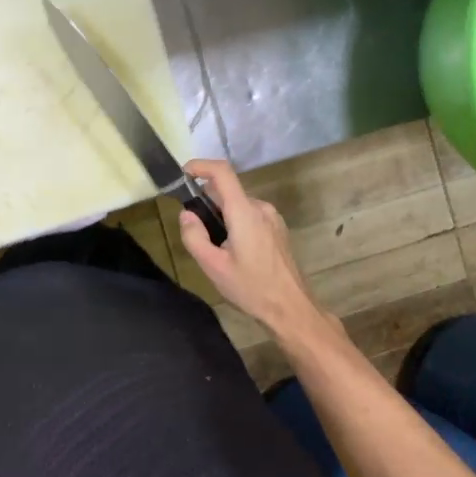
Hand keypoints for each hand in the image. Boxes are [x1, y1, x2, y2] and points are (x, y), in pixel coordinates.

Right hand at [175, 159, 328, 332]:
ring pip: (238, 205)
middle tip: (195, 231)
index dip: (200, 166)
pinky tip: (234, 253)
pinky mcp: (278, 230)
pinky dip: (235, 223)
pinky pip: (250, 216)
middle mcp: (261, 208)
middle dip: (206, 203)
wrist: (292, 310)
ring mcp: (273, 218)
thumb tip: (186, 214)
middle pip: (228, 191)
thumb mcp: (213, 266)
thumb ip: (194, 236)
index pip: (222, 172)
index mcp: (245, 212)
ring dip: (221, 216)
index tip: (183, 174)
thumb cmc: (251, 288)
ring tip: (216, 249)